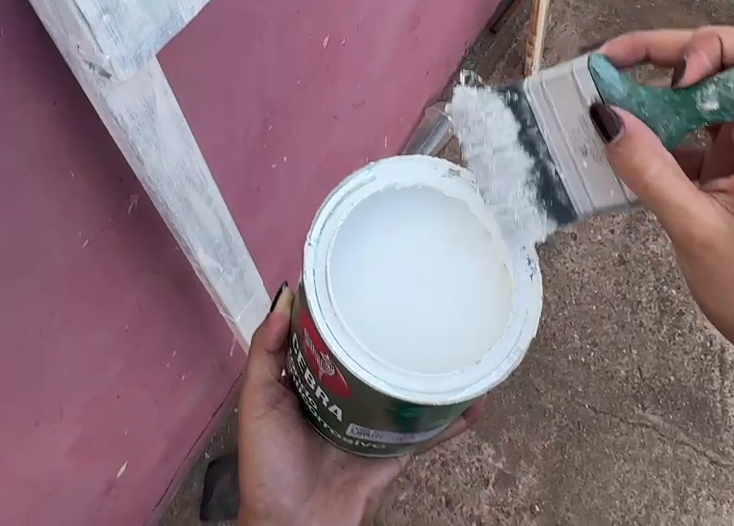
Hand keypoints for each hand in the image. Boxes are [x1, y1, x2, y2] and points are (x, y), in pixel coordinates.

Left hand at [236, 285, 480, 525]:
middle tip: (423, 295)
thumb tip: (287, 295)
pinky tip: (476, 397)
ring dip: (432, 366)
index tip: (369, 269)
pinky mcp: (394, 449)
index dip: (349, 302)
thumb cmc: (269, 464)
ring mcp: (374, 420)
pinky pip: (427, 430)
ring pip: (407, 385)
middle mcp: (347, 393)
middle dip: (398, 328)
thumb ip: (266, 351)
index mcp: (315, 378)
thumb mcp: (257, 401)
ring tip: (460, 336)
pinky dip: (453, 416)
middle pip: (376, 353)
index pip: (335, 331)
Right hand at [591, 26, 733, 386]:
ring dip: (653, 86)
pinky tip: (619, 132)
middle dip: (665, 53)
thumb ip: (649, 170)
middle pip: (720, 62)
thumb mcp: (695, 230)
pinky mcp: (726, 164)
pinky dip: (653, 123)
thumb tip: (604, 115)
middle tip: (608, 60)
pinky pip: (688, 126)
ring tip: (604, 85)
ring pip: (700, 91)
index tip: (668, 76)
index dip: (710, 48)